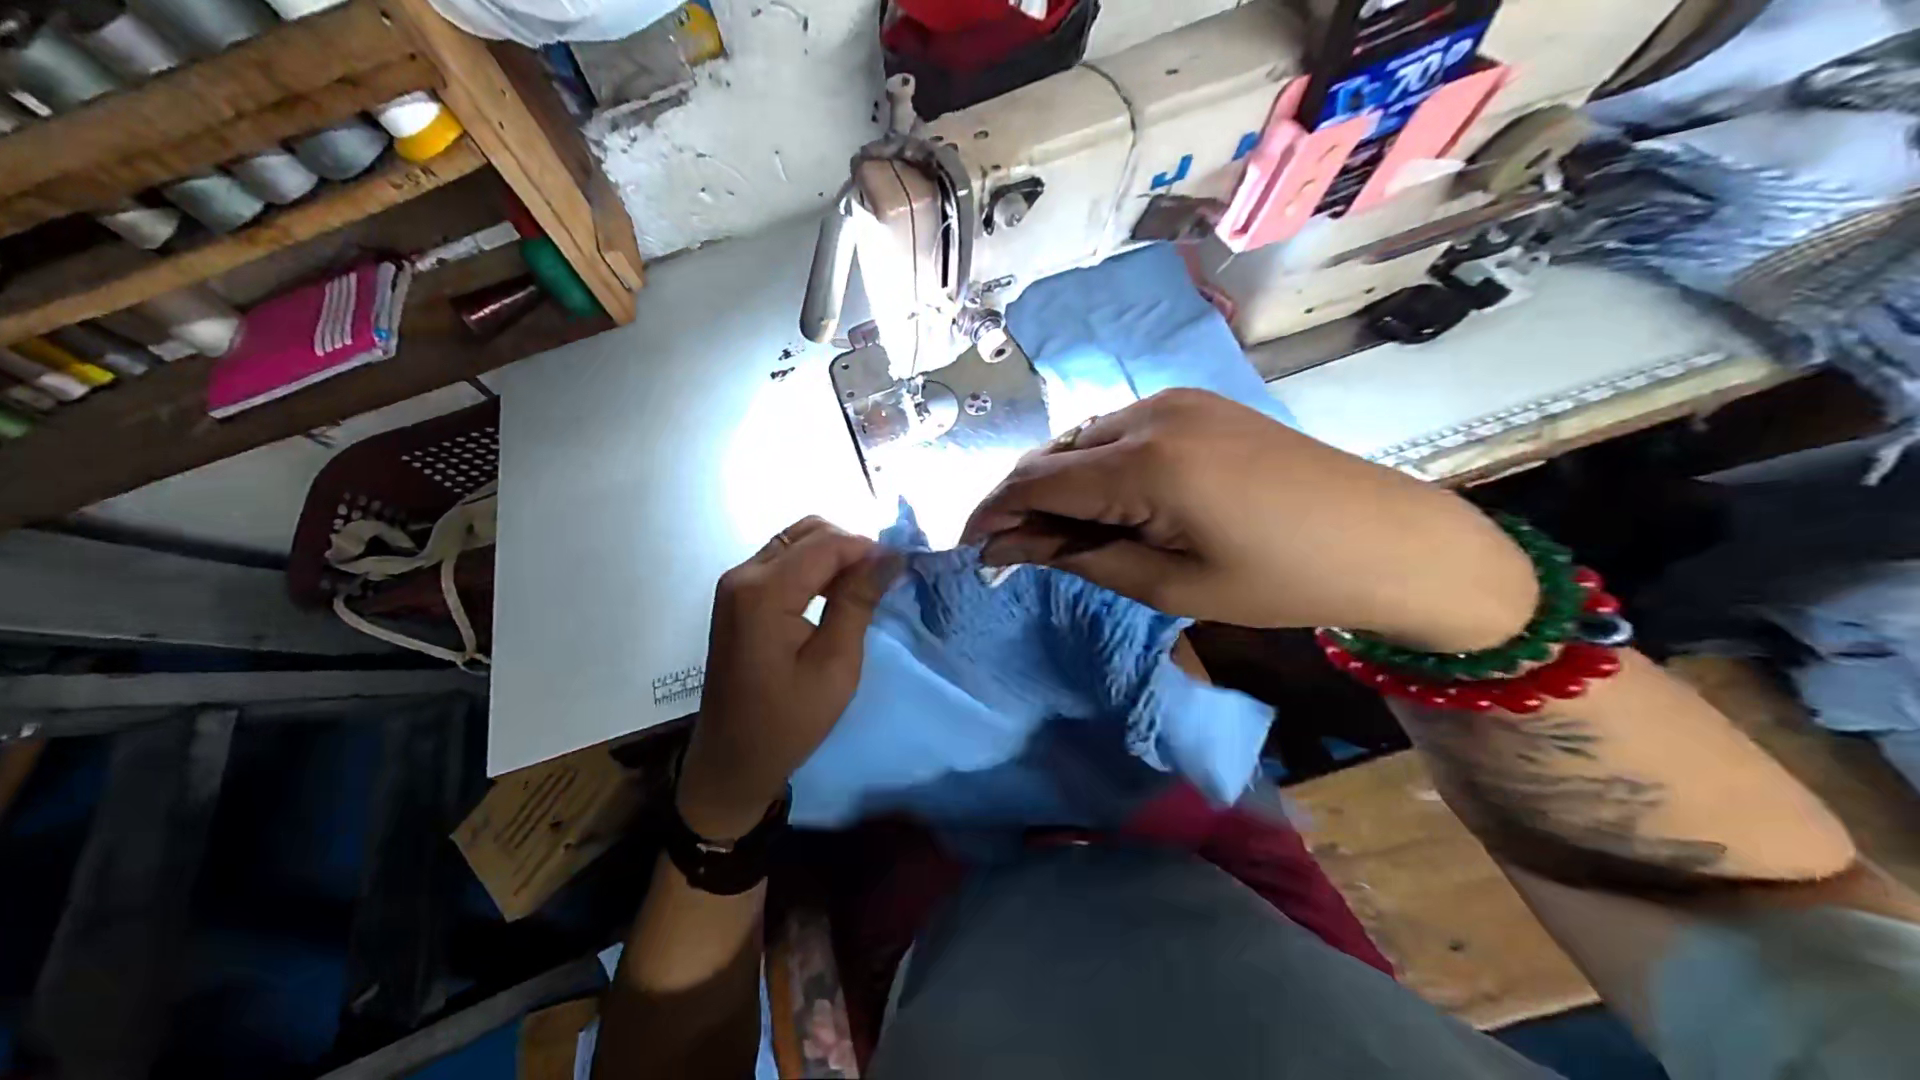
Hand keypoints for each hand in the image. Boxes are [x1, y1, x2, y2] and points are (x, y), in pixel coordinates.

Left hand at [677, 517, 901, 838]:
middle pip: (807, 532)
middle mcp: (743, 575)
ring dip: (832, 556)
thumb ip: (857, 602)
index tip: (901, 568)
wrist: (732, 760)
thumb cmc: (787, 721)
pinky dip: (813, 568)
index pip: (825, 544)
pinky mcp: (737, 597)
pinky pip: (782, 562)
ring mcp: (735, 584)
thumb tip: (888, 557)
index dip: (868, 548)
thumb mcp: (835, 665)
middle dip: (850, 547)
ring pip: (795, 542)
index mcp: (763, 593)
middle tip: (882, 580)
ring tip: (863, 587)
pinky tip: (834, 594)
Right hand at [960, 389, 1537, 650]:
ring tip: (1056, 531)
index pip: (1037, 481)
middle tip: (1010, 548)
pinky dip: (1094, 465)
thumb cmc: (1280, 580)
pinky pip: (1118, 430)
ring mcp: (1175, 400)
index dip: (993, 511)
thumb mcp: (1169, 585)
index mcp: (1145, 463)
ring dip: (1056, 482)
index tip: (968, 546)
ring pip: (1083, 438)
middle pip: (1054, 453)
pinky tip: (1102, 499)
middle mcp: (1150, 414)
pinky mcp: (1195, 403)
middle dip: (1020, 499)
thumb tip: (1007, 547)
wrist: (1385, 537)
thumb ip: (1080, 556)